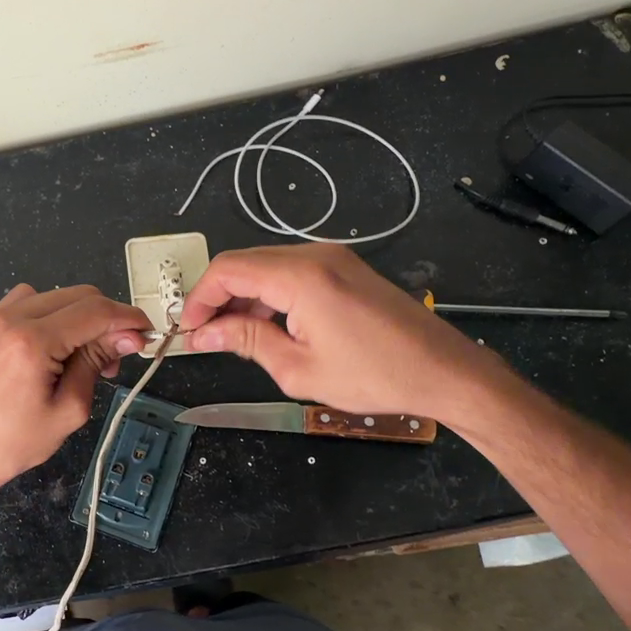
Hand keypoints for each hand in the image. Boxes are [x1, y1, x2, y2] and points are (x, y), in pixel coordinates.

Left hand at [0, 285, 150, 501]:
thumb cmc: (12, 444)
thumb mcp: (68, 409)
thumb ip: (97, 363)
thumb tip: (126, 336)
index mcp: (32, 341)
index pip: (95, 311)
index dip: (128, 318)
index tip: (146, 333)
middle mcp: (11, 319)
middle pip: (77, 295)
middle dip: (107, 319)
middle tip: (118, 356)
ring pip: (54, 295)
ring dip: (80, 316)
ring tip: (86, 356)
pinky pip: (28, 303)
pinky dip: (52, 315)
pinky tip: (56, 345)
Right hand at [182, 244, 510, 421]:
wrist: (443, 370)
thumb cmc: (372, 376)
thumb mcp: (297, 368)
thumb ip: (246, 340)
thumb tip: (204, 334)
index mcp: (301, 276)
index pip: (228, 270)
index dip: (200, 297)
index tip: (187, 329)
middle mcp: (315, 255)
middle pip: (244, 263)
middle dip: (217, 297)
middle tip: (203, 335)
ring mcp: (333, 257)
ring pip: (266, 266)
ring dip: (242, 297)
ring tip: (231, 336)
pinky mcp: (345, 268)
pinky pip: (291, 272)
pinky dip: (269, 294)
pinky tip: (266, 326)